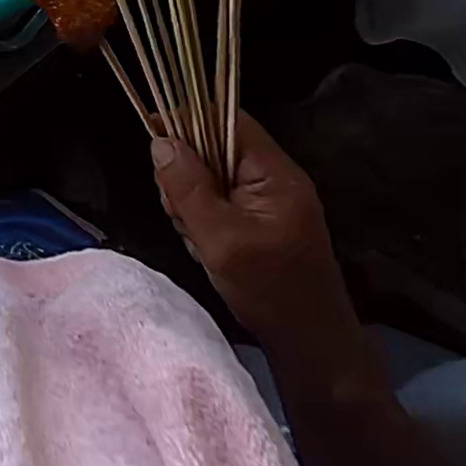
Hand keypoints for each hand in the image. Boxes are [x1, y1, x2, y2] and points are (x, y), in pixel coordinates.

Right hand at [152, 111, 373, 375]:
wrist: (311, 348)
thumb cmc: (271, 292)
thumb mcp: (221, 240)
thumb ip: (188, 188)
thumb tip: (160, 142)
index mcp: (273, 171)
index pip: (227, 118)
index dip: (188, 118)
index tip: (154, 134)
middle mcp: (272, 176)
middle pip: (212, 146)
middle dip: (186, 173)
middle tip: (180, 211)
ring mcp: (265, 198)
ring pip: (208, 175)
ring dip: (191, 201)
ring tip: (197, 237)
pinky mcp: (258, 218)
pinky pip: (216, 200)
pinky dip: (201, 217)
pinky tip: (204, 245)